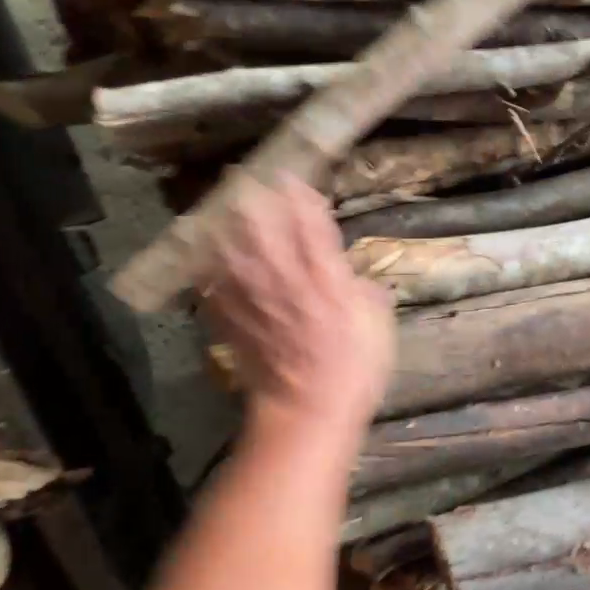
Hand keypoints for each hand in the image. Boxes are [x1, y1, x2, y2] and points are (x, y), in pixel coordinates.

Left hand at [196, 175, 394, 428]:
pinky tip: (210, 266)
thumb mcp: (379, 327)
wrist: (307, 410)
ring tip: (223, 217)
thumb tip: (356, 284)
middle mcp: (280, 271)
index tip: (293, 179)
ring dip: (224, 225)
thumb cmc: (353, 370)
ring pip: (226, 242)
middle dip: (251, 195)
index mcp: (321, 270)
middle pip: (256, 217)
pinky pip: (211, 284)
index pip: (306, 214)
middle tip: (247, 182)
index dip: (298, 191)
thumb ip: (367, 295)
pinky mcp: (228, 318)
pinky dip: (210, 271)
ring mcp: (248, 294)